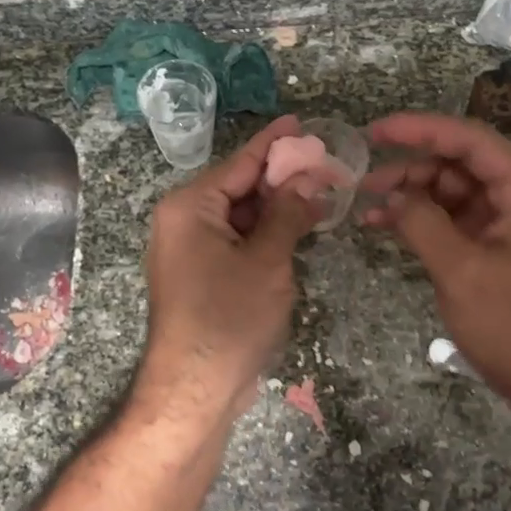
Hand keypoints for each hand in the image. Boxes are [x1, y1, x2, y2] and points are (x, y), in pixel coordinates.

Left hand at [135, 115, 322, 423]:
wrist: (194, 388)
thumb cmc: (229, 318)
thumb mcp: (266, 260)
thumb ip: (287, 213)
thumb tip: (308, 179)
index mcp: (190, 205)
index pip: (240, 163)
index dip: (274, 143)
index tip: (299, 122)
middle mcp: (183, 219)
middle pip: (239, 187)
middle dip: (282, 178)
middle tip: (327, 165)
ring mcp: (190, 248)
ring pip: (239, 215)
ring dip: (277, 207)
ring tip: (322, 193)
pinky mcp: (200, 273)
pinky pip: (235, 240)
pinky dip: (265, 233)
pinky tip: (299, 227)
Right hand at [361, 112, 510, 403]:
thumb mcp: (461, 273)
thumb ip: (422, 223)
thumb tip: (390, 195)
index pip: (471, 139)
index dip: (420, 129)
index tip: (374, 131)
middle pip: (461, 162)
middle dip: (411, 166)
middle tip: (364, 180)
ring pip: (455, 188)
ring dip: (413, 193)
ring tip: (369, 207)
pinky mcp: (501, 245)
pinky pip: (457, 217)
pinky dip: (424, 218)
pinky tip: (386, 225)